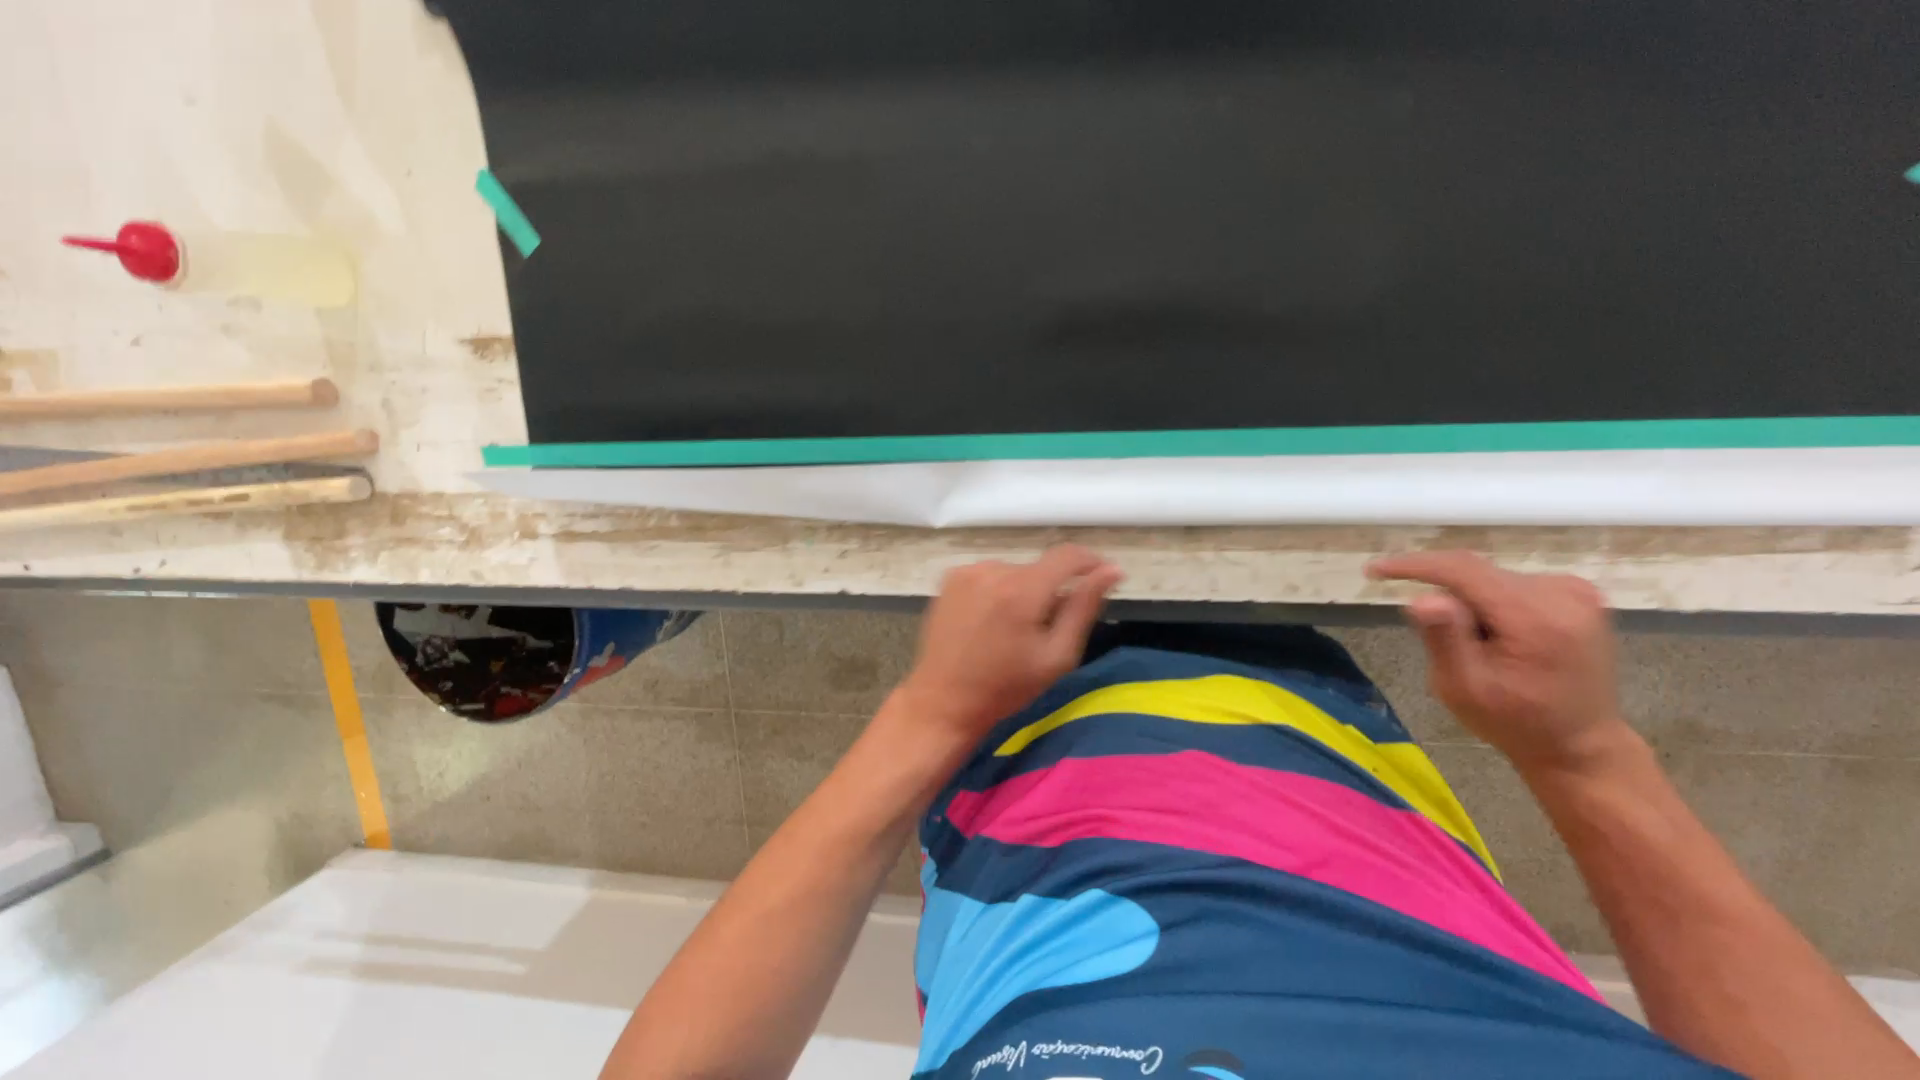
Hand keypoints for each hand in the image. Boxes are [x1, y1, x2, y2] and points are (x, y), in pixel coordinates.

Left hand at [894, 545, 1123, 737]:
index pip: (1068, 555)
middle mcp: (993, 570)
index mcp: (1022, 589)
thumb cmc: (1006, 687)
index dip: (1092, 562)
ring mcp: (967, 572)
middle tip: (1048, 629)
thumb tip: (1110, 571)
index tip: (1105, 576)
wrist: (944, 701)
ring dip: (1024, 591)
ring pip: (1015, 572)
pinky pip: (990, 575)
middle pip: (1040, 568)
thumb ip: (1084, 608)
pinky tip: (991, 622)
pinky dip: (999, 591)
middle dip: (1052, 590)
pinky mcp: (949, 579)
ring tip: (1015, 630)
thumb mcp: (1057, 656)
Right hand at [1367, 550, 1634, 774]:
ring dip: (1471, 604)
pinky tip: (1501, 639)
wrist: (1580, 743)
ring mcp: (1575, 591)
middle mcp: (1561, 592)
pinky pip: (1514, 585)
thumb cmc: (1515, 723)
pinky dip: (1493, 604)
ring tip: (1479, 649)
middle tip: (1444, 646)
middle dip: (1448, 600)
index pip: (1463, 570)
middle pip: (1477, 576)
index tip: (1374, 570)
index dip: (1415, 565)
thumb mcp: (1465, 690)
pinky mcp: (1578, 594)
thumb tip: (1423, 598)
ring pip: (1493, 580)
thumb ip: (1445, 640)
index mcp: (1535, 617)